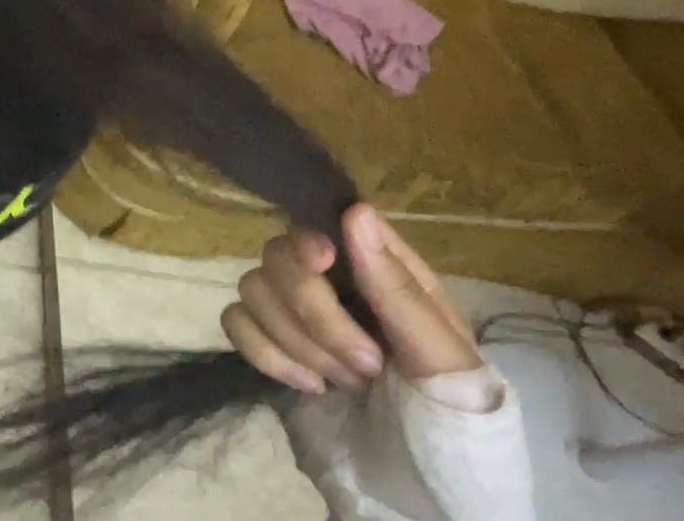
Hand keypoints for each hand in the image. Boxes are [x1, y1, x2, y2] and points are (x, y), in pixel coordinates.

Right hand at [221, 205, 481, 393]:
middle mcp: (326, 276)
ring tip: (347, 381)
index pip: (320, 222)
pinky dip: (266, 354)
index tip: (323, 262)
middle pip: (277, 256)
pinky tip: (310, 385)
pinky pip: (234, 321)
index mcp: (375, 266)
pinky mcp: (265, 338)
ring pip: (252, 288)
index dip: (309, 236)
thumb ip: (396, 287)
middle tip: (367, 363)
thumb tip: (357, 210)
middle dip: (316, 314)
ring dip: (298, 343)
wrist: (425, 473)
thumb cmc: (449, 408)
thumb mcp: (444, 355)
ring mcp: (290, 307)